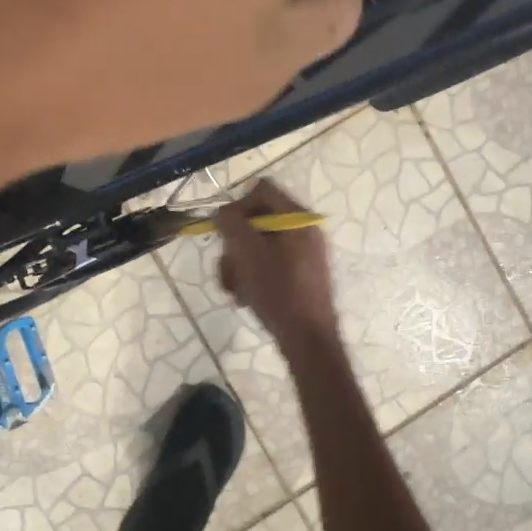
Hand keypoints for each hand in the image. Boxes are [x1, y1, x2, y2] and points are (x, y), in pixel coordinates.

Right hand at [216, 179, 339, 344]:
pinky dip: (253, 275)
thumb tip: (223, 212)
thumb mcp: (248, 253)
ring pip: (258, 244)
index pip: (261, 189)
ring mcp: (304, 252)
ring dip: (240, 263)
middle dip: (236, 244)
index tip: (226, 232)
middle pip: (256, 219)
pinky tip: (246, 297)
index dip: (238, 205)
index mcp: (297, 218)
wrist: (309, 341)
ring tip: (234, 289)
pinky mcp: (301, 273)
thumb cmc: (279, 292)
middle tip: (228, 268)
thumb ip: (231, 223)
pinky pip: (269, 262)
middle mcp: (303, 229)